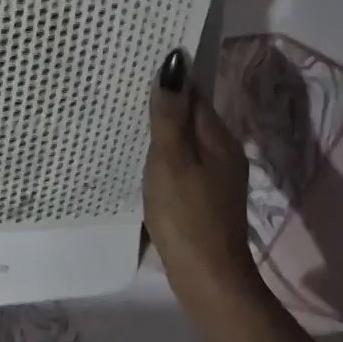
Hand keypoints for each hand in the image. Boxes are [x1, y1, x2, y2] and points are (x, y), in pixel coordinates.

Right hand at [145, 48, 261, 312]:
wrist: (208, 279)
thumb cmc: (187, 215)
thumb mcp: (171, 161)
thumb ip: (169, 115)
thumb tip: (174, 63)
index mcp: (218, 138)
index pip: (194, 94)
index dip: (169, 79)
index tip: (135, 65)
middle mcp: (223, 152)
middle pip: (190, 116)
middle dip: (162, 103)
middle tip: (119, 89)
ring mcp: (216, 177)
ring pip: (185, 140)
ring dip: (160, 130)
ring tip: (123, 119)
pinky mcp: (203, 197)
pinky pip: (181, 162)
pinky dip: (162, 155)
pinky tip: (139, 160)